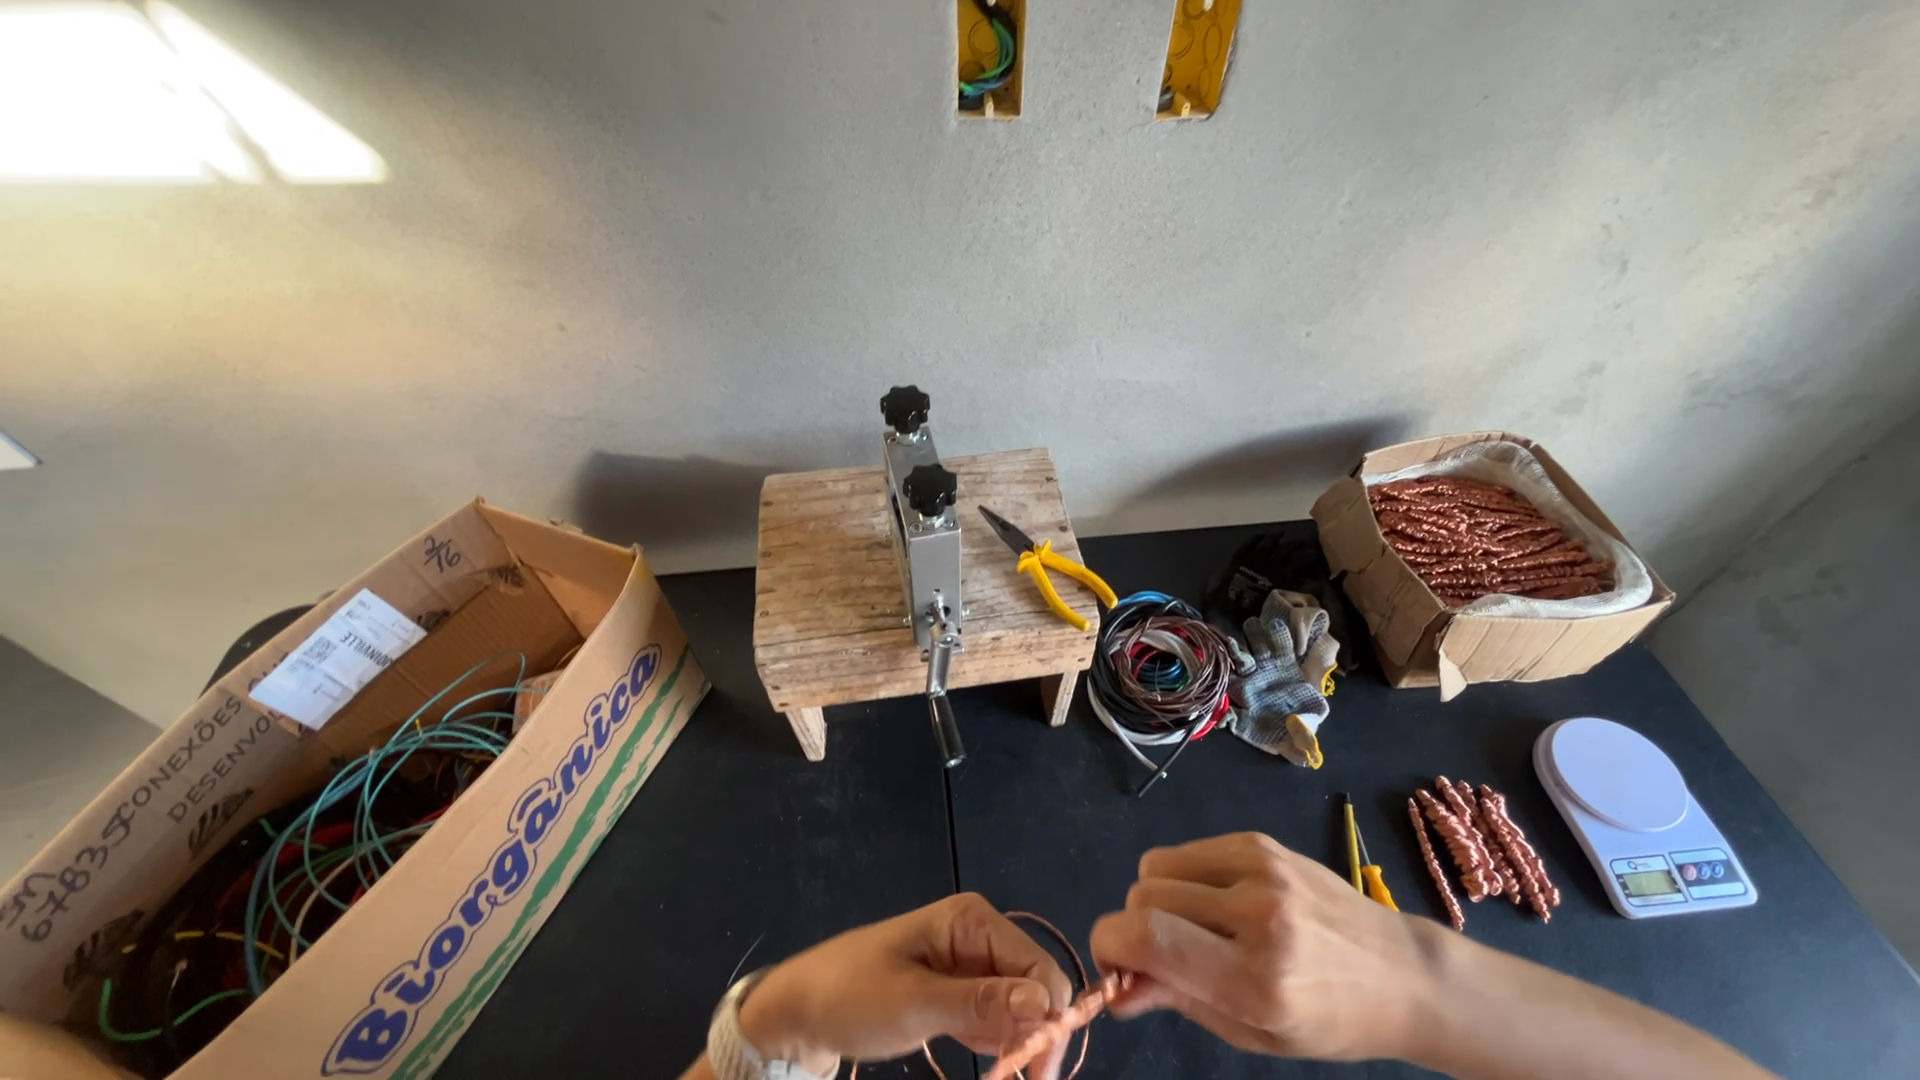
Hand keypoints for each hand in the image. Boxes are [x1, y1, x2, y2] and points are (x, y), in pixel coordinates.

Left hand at [738, 894, 1075, 1078]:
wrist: (799, 1009)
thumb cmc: (851, 996)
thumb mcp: (914, 1003)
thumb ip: (980, 1003)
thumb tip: (1045, 1003)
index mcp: (971, 921)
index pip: (1037, 966)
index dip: (1049, 1016)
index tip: (1038, 1070)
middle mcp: (978, 934)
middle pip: (1034, 984)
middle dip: (1033, 1031)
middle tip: (1011, 1075)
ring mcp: (969, 961)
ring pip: (1019, 1004)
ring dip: (1012, 1038)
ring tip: (983, 1060)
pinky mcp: (958, 988)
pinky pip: (995, 1014)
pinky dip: (991, 1037)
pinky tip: (969, 1045)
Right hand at [1090, 832, 1435, 1061]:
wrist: (1400, 972)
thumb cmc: (1328, 1019)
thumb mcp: (1252, 1033)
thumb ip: (1178, 1000)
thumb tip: (1115, 987)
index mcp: (1256, 980)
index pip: (1149, 938)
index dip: (1110, 944)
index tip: (1113, 961)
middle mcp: (1257, 915)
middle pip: (1144, 897)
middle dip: (1133, 926)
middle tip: (1160, 952)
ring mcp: (1261, 870)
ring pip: (1156, 866)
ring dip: (1154, 897)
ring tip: (1190, 923)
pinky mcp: (1260, 842)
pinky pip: (1187, 849)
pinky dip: (1182, 875)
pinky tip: (1215, 899)